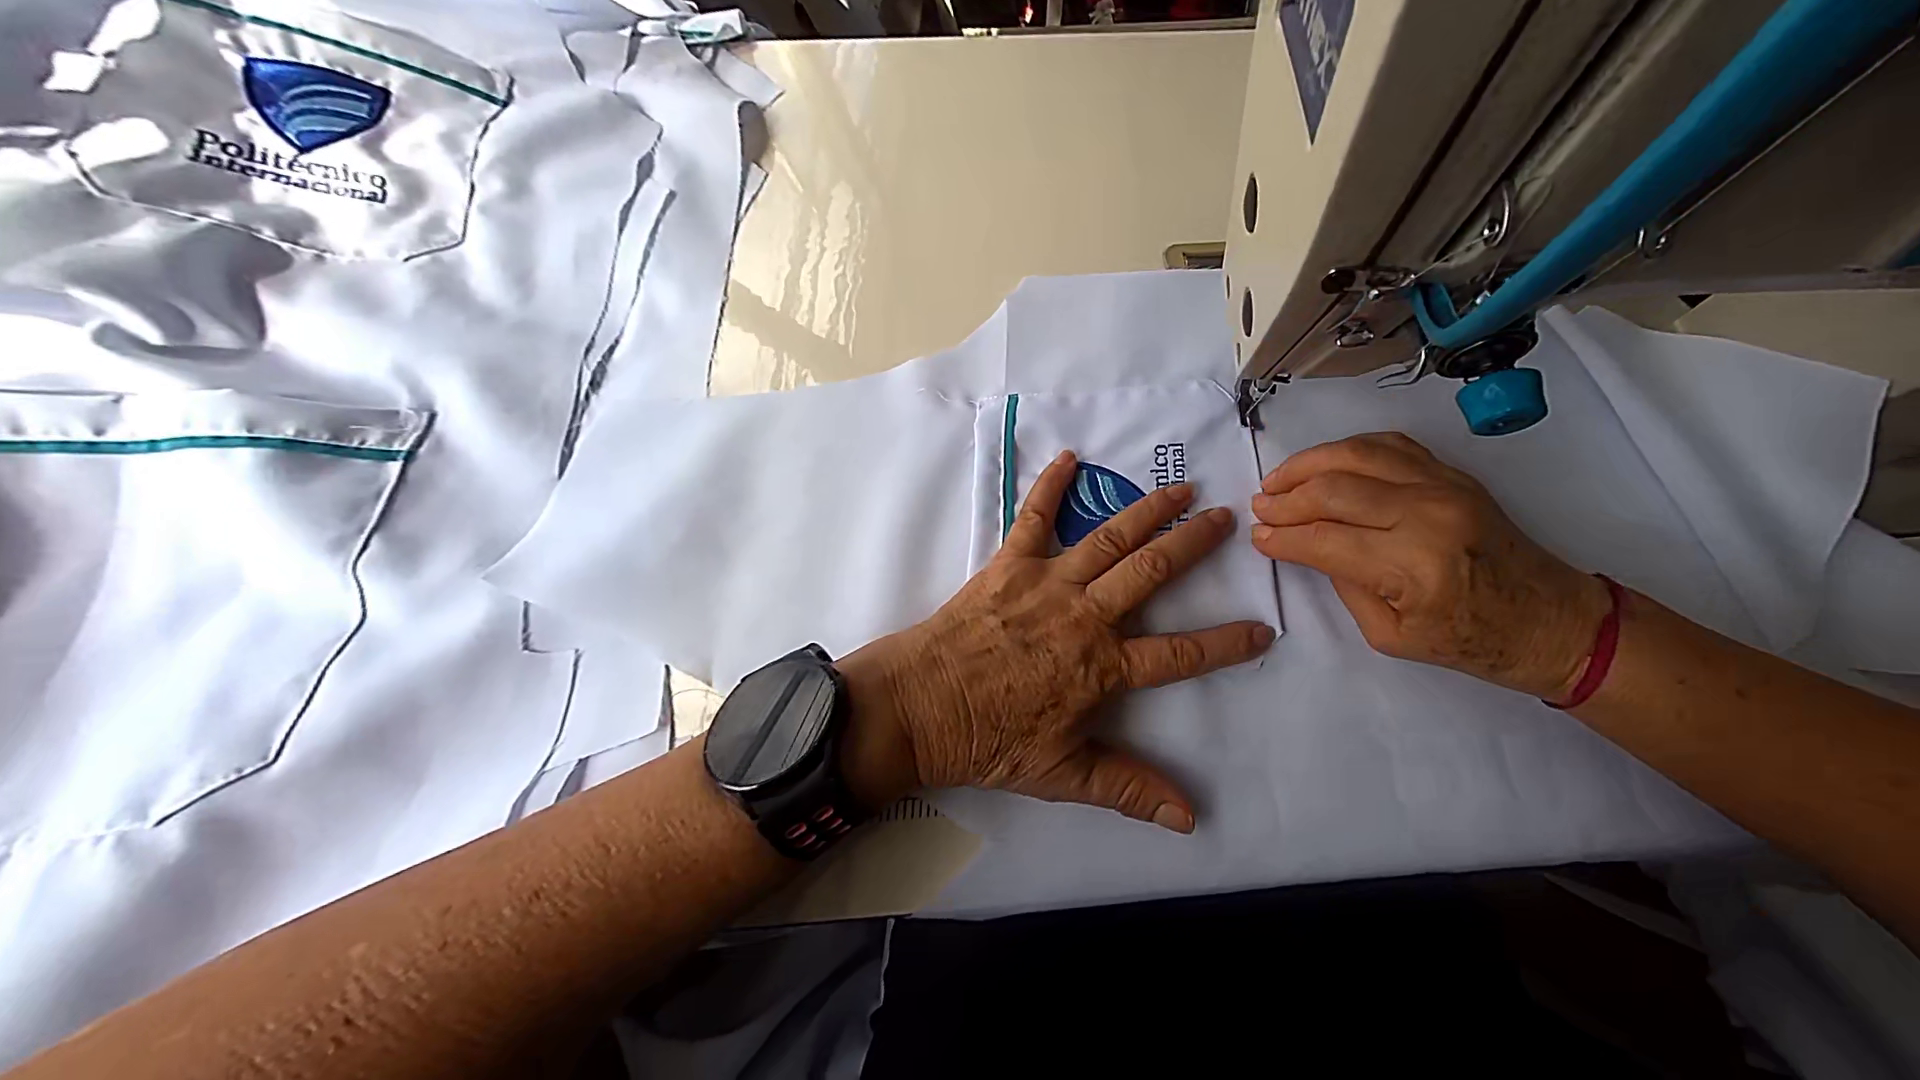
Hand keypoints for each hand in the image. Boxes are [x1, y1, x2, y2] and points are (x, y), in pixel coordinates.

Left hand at [836, 450, 1274, 832]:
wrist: (918, 707)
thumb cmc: (987, 741)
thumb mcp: (1062, 774)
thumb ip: (1127, 788)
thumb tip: (1189, 818)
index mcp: (1102, 667)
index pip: (1181, 655)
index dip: (1225, 644)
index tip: (1262, 629)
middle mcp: (1084, 616)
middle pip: (1152, 573)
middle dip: (1193, 544)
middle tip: (1226, 518)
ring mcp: (1046, 584)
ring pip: (1109, 539)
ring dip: (1147, 512)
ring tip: (1180, 489)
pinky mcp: (1008, 565)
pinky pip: (1033, 518)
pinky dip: (1050, 486)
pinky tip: (1070, 458)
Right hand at [1248, 432, 1609, 699]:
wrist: (1548, 619)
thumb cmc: (1468, 639)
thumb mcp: (1389, 634)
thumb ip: (1344, 585)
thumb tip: (1309, 546)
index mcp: (1411, 567)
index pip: (1323, 539)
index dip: (1281, 537)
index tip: (1259, 536)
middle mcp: (1428, 517)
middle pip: (1333, 490)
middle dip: (1286, 498)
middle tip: (1261, 507)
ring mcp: (1444, 488)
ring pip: (1357, 455)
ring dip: (1308, 464)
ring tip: (1280, 479)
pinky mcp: (1454, 476)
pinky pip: (1389, 445)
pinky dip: (1348, 449)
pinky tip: (1325, 464)